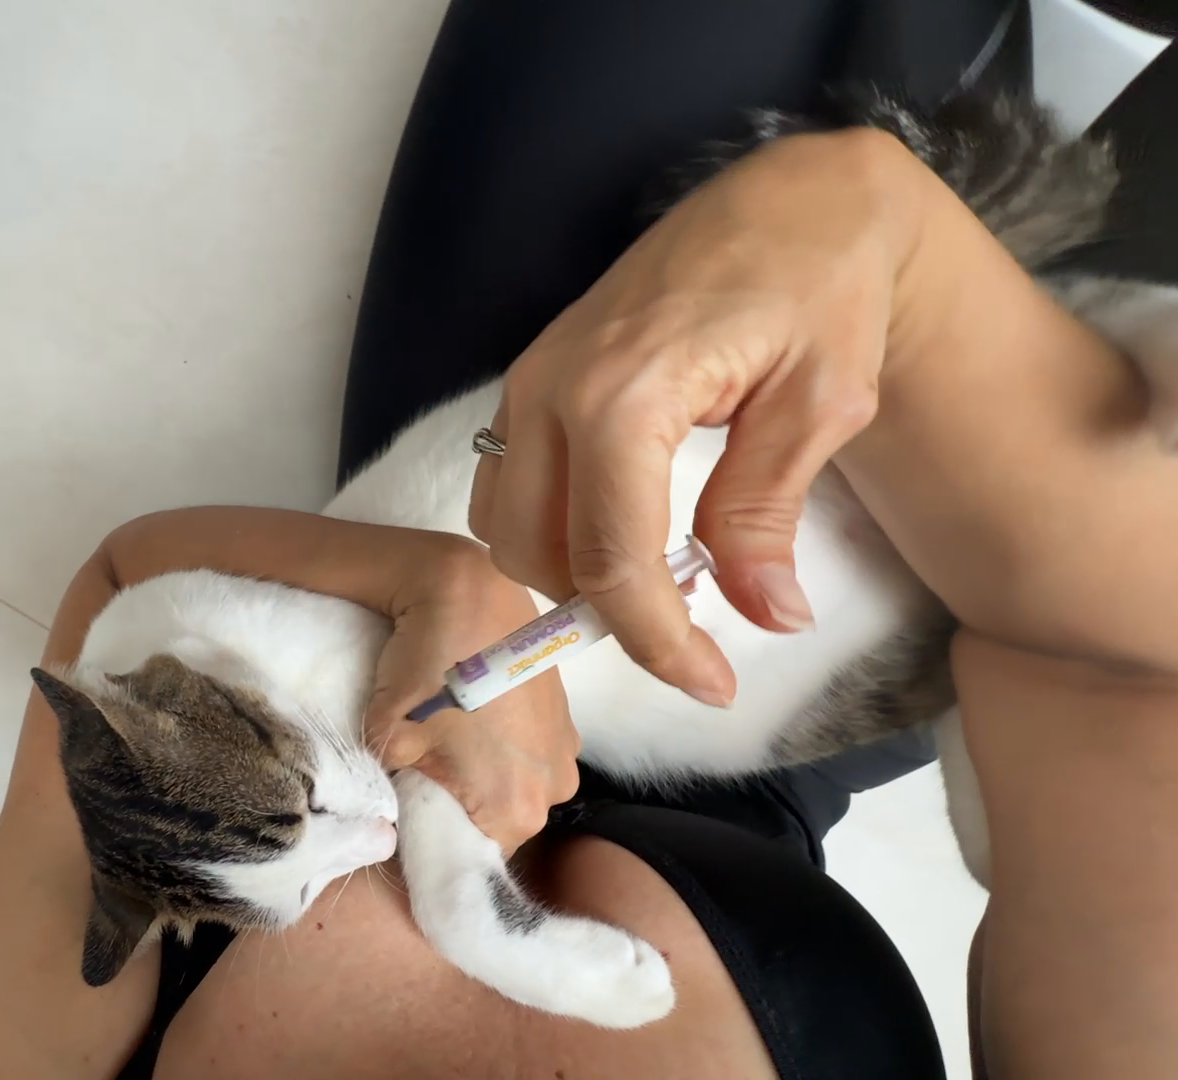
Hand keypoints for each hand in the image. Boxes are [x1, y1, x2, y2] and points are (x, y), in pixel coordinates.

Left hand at [365, 542, 579, 854]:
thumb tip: (393, 810)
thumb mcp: (389, 739)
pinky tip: (467, 716)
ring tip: (441, 735)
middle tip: (416, 770)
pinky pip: (524, 751)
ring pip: (509, 784)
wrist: (467, 594)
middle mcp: (555, 790)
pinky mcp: (562, 717)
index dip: (433, 840)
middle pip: (493, 821)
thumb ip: (392, 792)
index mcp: (516, 811)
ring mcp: (565, 751)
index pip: (469, 857)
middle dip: (454, 804)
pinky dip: (496, 744)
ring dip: (477, 772)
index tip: (404, 813)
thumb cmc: (427, 673)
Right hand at [468, 127, 928, 704]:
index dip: (655, 639)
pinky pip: (498, 488)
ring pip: (498, 527)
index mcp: (620, 399)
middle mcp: (546, 395)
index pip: (611, 556)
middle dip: (597, 609)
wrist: (773, 204)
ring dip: (556, 571)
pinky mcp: (518, 387)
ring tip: (634, 574)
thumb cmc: (813, 293)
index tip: (704, 684)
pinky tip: (597, 523)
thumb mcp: (818, 407)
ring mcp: (521, 388)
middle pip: (533, 552)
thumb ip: (763, 516)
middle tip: (674, 622)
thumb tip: (762, 618)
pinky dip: (534, 531)